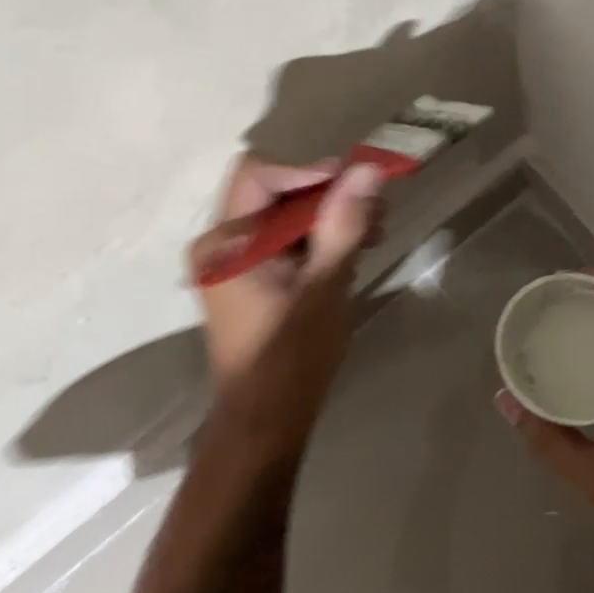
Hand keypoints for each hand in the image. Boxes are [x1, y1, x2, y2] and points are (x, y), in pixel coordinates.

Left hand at [187, 154, 382, 389]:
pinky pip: (280, 243)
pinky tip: (352, 252)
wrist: (264, 424)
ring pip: (280, 217)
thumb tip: (367, 169)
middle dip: (325, 195)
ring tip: (374, 230)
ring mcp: (230, 264)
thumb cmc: (291, 358)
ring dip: (326, 218)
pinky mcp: (246, 281)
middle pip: (272, 193)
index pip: (260, 175)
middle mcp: (218, 245)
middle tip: (375, 207)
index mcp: (225, 243)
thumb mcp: (325, 287)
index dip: (309, 172)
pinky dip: (315, 241)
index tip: (355, 183)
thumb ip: (343, 224)